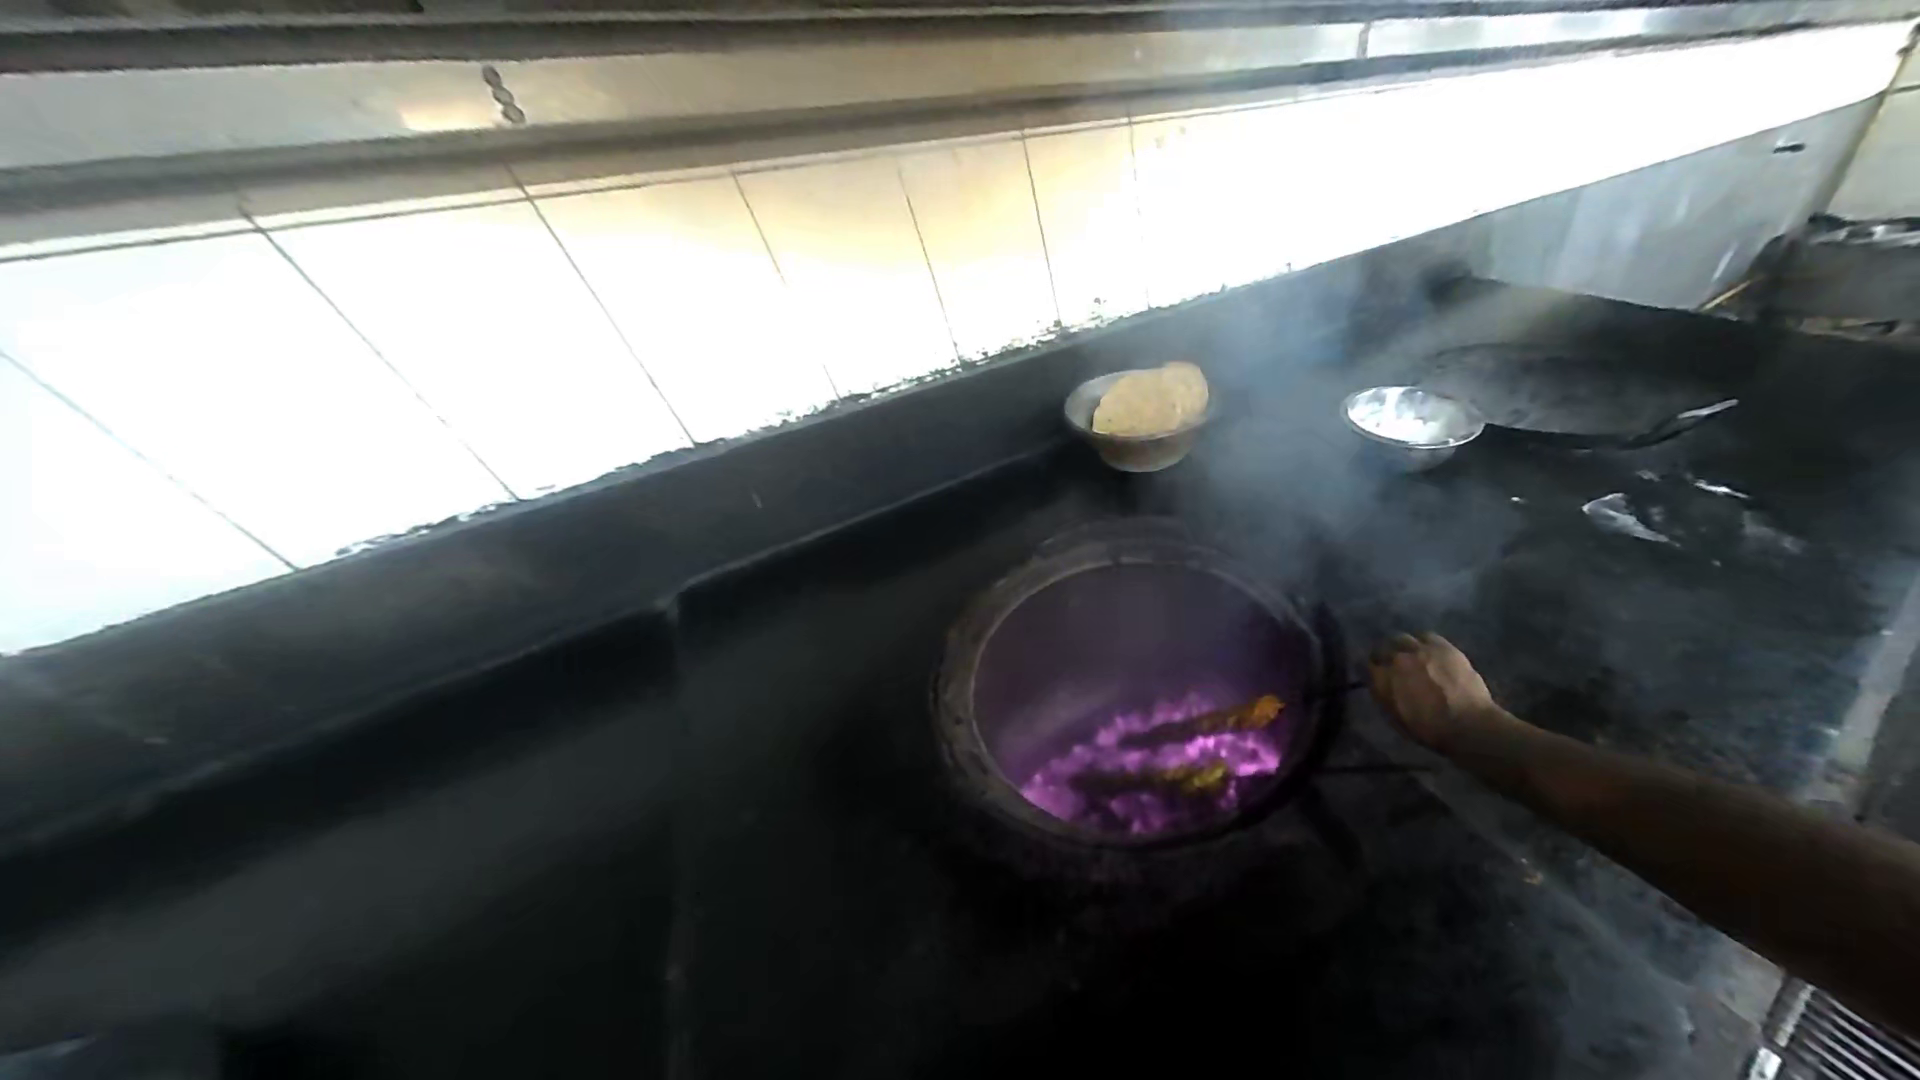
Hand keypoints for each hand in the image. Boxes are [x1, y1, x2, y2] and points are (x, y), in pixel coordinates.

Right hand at [1367, 632, 1501, 751]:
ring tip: (1412, 654)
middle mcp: (1395, 660)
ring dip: (1403, 645)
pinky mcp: (1442, 647)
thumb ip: (1382, 694)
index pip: (1364, 664)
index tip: (1377, 673)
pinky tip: (1430, 651)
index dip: (1371, 668)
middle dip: (1385, 654)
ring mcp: (1419, 651)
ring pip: (1402, 638)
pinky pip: (1426, 636)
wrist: (1469, 725)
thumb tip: (1379, 682)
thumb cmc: (1429, 729)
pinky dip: (1424, 642)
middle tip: (1394, 662)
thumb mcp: (1393, 716)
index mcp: (1380, 679)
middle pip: (1381, 647)